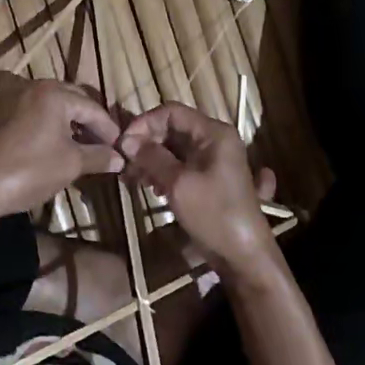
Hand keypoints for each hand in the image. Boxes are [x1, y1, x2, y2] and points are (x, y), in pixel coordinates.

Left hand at [0, 75, 123, 216]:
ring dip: (67, 123)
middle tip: (101, 144)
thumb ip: (99, 156)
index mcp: (54, 93)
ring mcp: (8, 97)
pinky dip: (44, 126)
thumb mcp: (72, 164)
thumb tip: (119, 158)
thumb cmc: (28, 171)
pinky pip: (29, 114)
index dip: (109, 130)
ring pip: (49, 106)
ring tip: (78, 147)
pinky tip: (50, 147)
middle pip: (71, 100)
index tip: (120, 148)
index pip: (93, 108)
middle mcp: (31, 86)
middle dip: (89, 122)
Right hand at [117, 103, 276, 276]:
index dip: (145, 123)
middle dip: (146, 144)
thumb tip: (127, 140)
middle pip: (173, 129)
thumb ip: (153, 158)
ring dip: (152, 160)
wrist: (242, 252)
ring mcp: (214, 159)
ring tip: (132, 180)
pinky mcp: (209, 178)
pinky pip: (182, 165)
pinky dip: (163, 172)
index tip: (123, 145)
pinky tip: (150, 188)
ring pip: (175, 148)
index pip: (172, 112)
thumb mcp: (179, 184)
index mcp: (214, 133)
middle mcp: (216, 140)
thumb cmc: (213, 213)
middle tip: (124, 167)